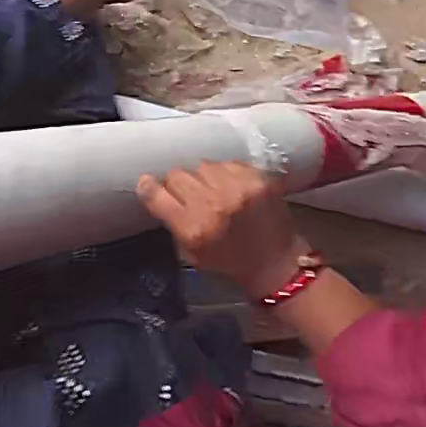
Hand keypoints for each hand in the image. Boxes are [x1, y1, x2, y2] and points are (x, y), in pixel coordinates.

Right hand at [136, 162, 309, 298]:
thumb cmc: (230, 263)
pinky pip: (227, 163)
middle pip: (177, 174)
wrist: (277, 264)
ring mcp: (238, 188)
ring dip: (203, 177)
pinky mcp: (258, 178)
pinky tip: (232, 188)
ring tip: (214, 191)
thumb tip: (155, 191)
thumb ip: (173, 221)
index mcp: (193, 228)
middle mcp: (213, 204)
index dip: (149, 187)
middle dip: (179, 184)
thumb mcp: (192, 252)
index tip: (148, 184)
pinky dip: (226, 173)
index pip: (157, 194)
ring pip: (202, 165)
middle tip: (189, 195)